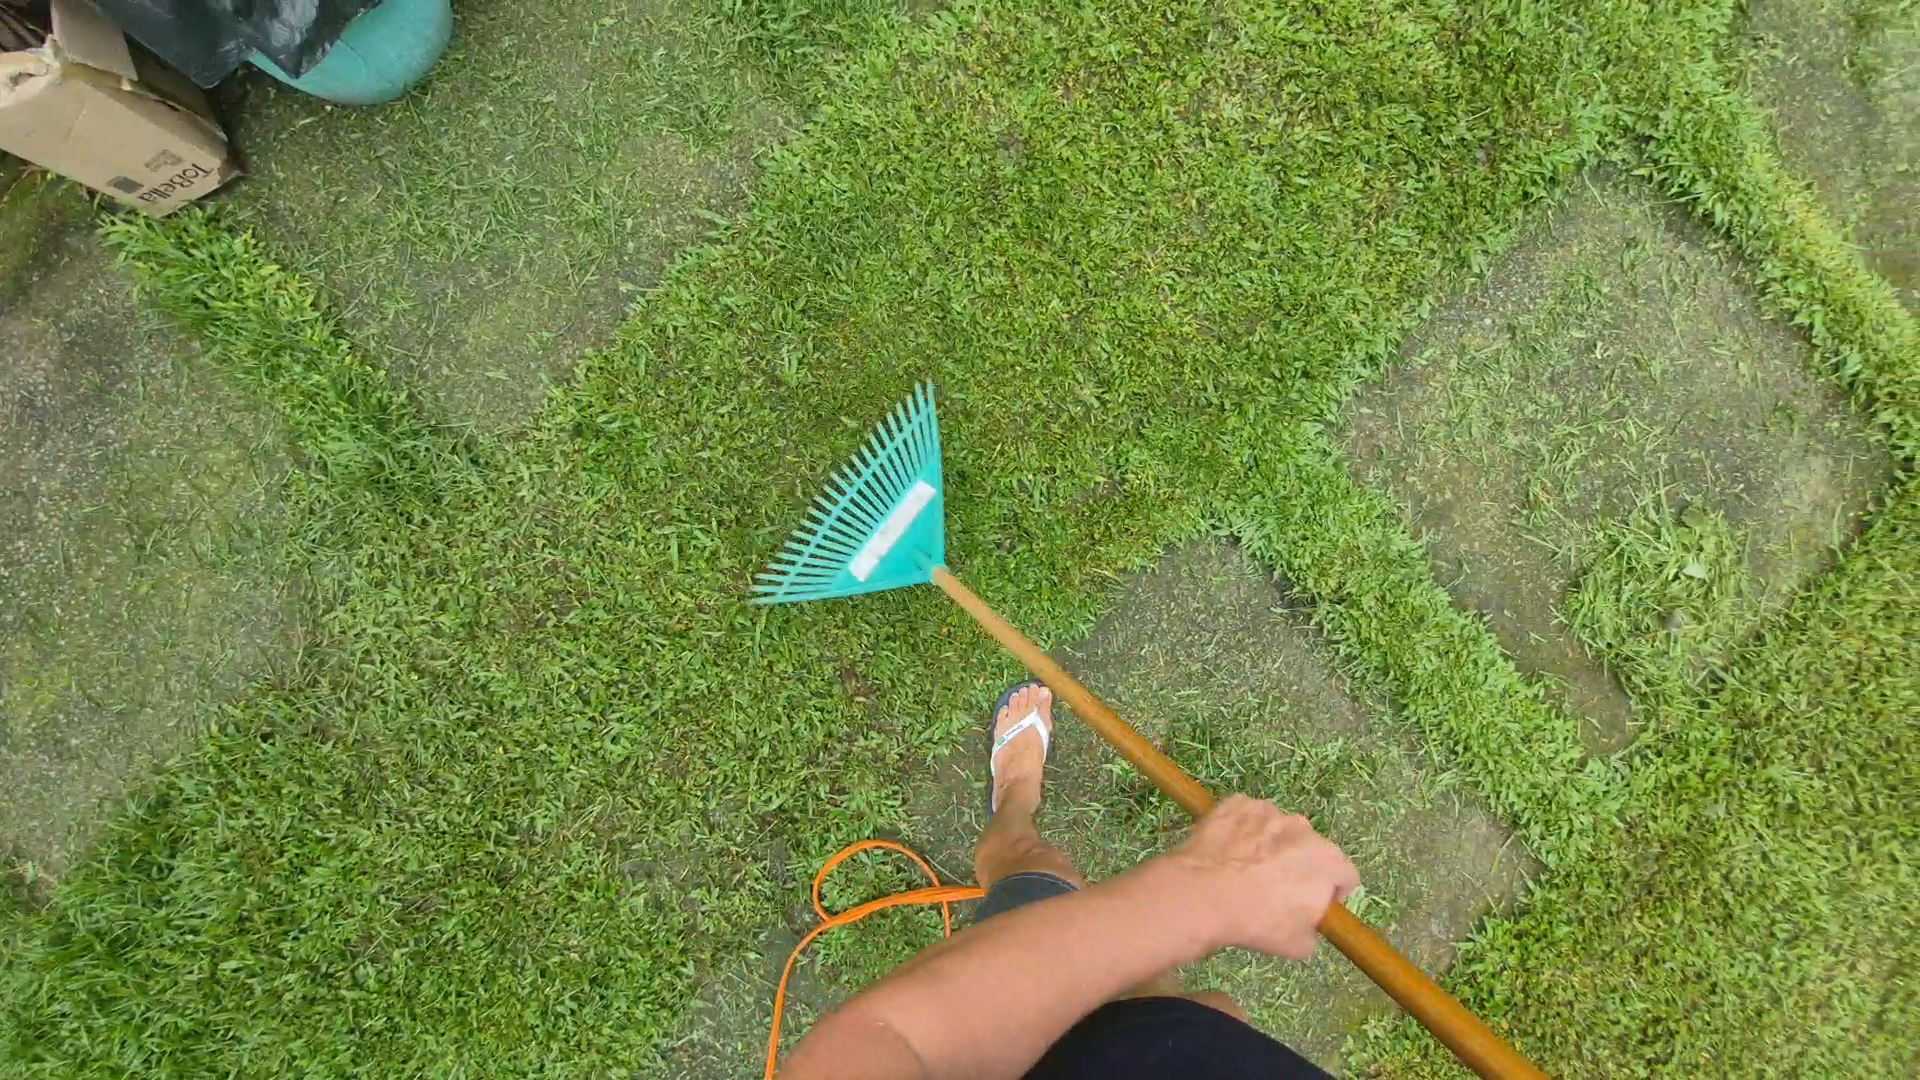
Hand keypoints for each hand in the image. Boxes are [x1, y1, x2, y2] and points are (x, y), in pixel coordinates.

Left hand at [1165, 795, 1358, 958]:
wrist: (1202, 892)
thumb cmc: (1258, 920)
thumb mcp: (1300, 945)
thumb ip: (1314, 928)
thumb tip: (1307, 921)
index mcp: (1327, 859)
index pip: (1345, 874)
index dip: (1332, 892)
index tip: (1313, 904)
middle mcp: (1302, 826)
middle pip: (1310, 847)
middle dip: (1298, 864)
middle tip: (1274, 887)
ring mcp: (1266, 810)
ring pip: (1276, 828)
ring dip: (1269, 843)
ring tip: (1244, 867)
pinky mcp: (1235, 802)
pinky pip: (1246, 816)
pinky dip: (1241, 829)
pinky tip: (1227, 849)